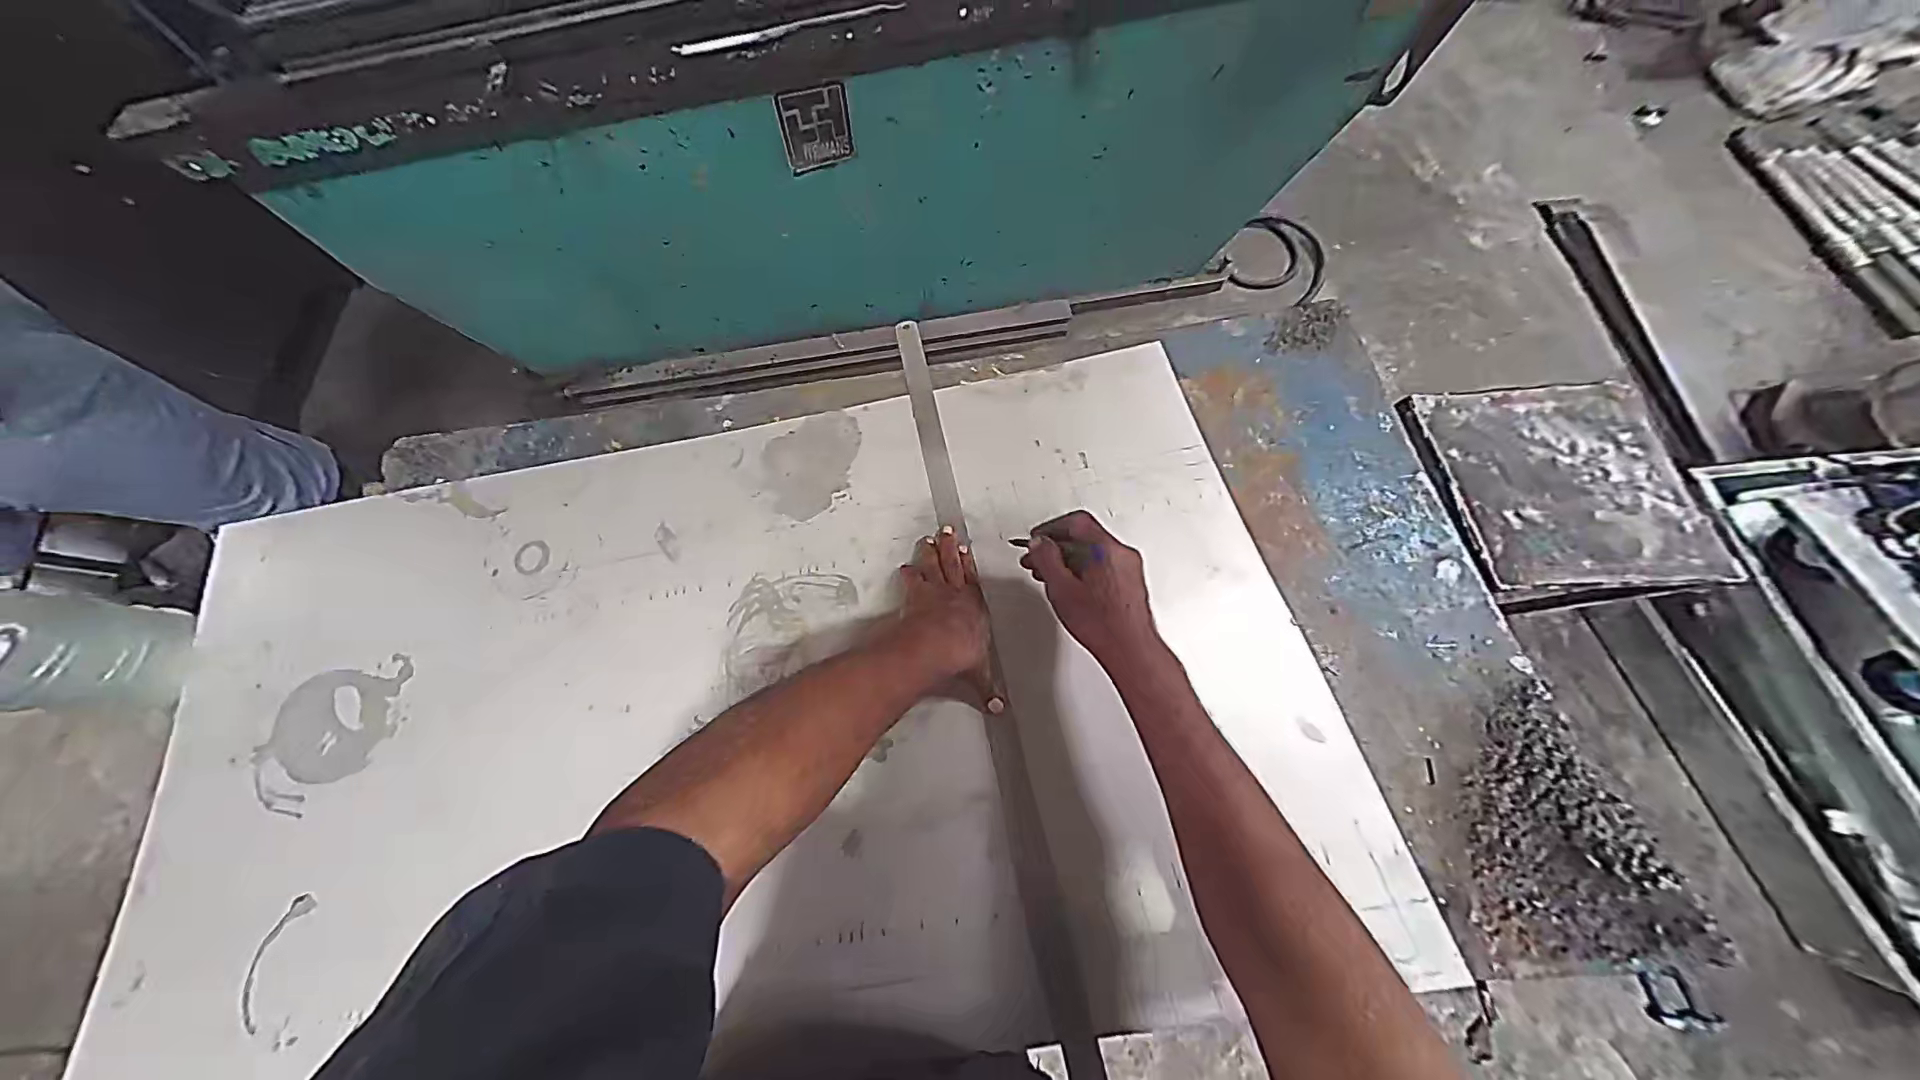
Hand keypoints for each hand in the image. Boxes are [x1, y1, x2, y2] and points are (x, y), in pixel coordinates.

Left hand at [893, 528, 1000, 710]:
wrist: (939, 647)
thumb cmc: (960, 653)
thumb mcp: (978, 675)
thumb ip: (986, 690)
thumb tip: (995, 707)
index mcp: (976, 608)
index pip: (974, 582)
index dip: (970, 567)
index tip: (967, 554)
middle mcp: (956, 595)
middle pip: (954, 565)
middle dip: (951, 548)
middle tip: (948, 534)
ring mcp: (935, 591)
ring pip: (934, 564)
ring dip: (931, 551)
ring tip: (928, 540)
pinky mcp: (917, 594)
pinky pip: (914, 578)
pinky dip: (909, 572)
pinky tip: (905, 567)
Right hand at [1019, 510, 1161, 667]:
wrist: (1129, 648)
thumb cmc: (1102, 624)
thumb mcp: (1061, 588)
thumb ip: (1046, 559)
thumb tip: (1039, 543)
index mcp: (1106, 549)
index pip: (1076, 522)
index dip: (1050, 529)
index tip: (1036, 540)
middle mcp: (1122, 554)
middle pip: (1085, 536)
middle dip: (1057, 546)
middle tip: (1038, 558)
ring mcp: (1129, 568)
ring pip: (1094, 551)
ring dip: (1069, 559)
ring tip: (1051, 575)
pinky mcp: (1131, 582)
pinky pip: (1104, 565)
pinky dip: (1084, 569)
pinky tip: (1071, 587)